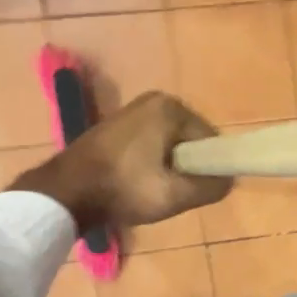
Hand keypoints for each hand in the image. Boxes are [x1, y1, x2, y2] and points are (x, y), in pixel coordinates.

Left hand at [11, 91, 230, 230]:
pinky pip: (152, 145)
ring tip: (154, 190)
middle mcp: (154, 100)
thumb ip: (212, 186)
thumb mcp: (177, 195)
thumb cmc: (126, 189)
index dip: (208, 170)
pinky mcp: (118, 126)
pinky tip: (139, 183)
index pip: (211, 142)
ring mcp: (133, 111)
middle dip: (188, 168)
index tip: (193, 191)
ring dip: (169, 169)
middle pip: (191, 142)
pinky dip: (152, 164)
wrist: (68, 192)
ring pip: (171, 146)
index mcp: (172, 108)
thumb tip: (228, 179)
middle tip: (173, 193)